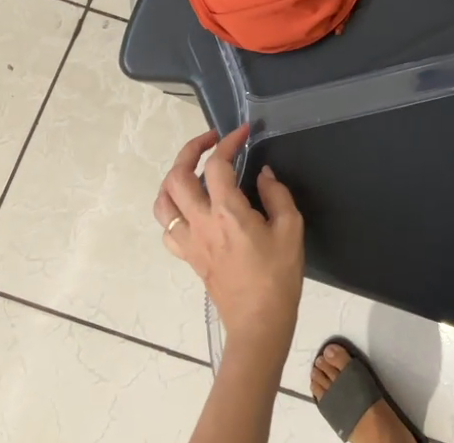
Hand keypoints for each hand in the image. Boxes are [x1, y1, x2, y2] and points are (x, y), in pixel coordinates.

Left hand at [155, 124, 303, 354]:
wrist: (259, 322)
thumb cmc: (279, 275)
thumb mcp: (291, 227)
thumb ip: (276, 194)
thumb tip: (262, 174)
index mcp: (227, 213)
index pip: (217, 165)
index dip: (228, 142)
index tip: (243, 132)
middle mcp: (200, 223)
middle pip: (176, 177)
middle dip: (190, 150)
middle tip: (212, 141)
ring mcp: (189, 242)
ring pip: (162, 202)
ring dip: (174, 177)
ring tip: (195, 168)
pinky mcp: (189, 257)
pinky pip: (168, 227)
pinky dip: (174, 208)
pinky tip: (193, 205)